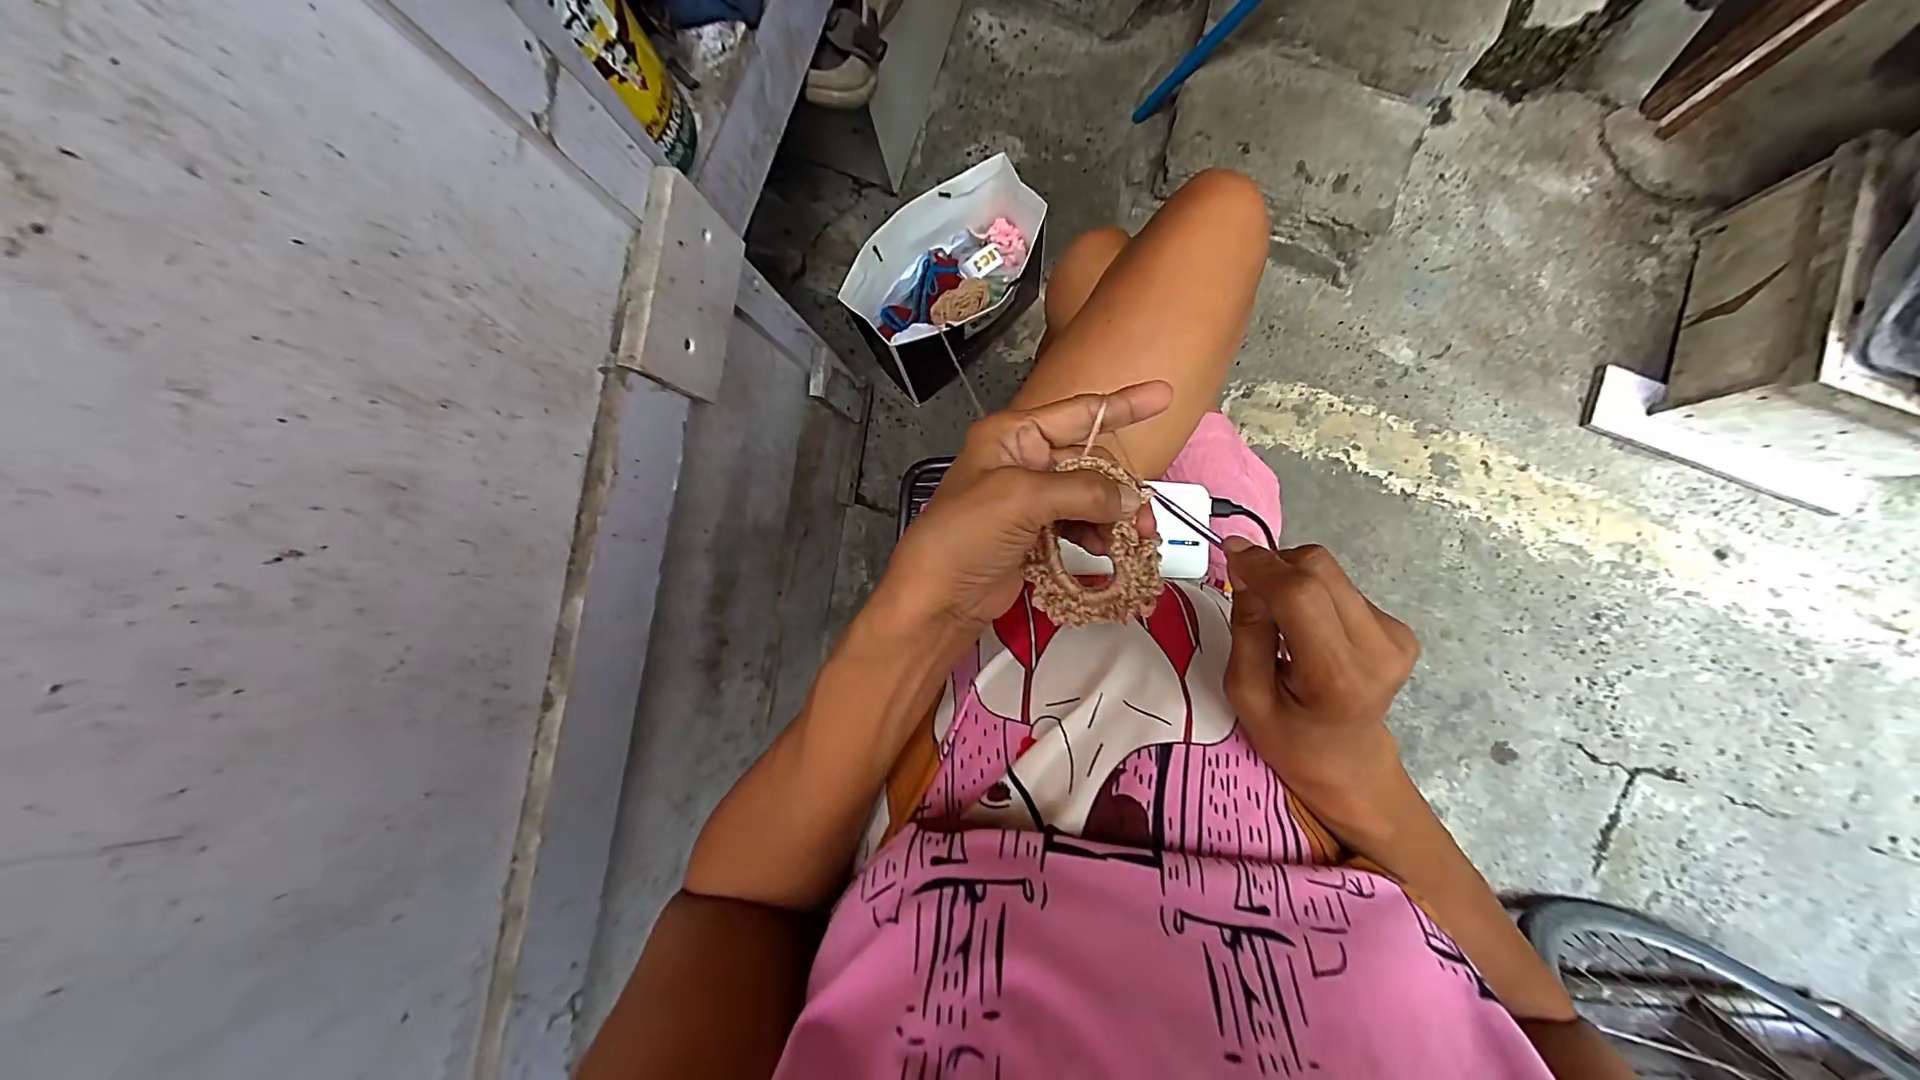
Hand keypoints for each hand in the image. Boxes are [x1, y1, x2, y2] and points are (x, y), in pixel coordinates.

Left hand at [873, 381, 1172, 635]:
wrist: (938, 596)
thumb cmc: (963, 535)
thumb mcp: (1021, 498)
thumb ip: (1081, 491)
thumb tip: (1128, 499)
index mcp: (1012, 435)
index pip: (1078, 412)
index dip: (1123, 405)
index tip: (1162, 395)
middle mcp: (1022, 461)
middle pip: (1090, 462)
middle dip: (1119, 487)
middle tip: (1142, 517)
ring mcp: (1029, 500)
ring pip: (1089, 498)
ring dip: (1111, 518)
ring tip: (1129, 540)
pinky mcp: (1034, 533)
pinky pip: (1078, 526)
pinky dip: (1095, 536)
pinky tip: (1104, 550)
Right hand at [1223, 540, 1420, 844]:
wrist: (1347, 760)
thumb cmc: (1289, 736)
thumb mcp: (1245, 693)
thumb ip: (1247, 630)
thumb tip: (1247, 573)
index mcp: (1338, 675)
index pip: (1301, 595)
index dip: (1263, 565)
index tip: (1231, 552)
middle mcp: (1379, 648)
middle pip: (1319, 570)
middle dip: (1274, 566)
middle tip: (1246, 585)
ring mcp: (1394, 635)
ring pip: (1329, 571)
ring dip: (1292, 578)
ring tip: (1276, 614)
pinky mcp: (1397, 627)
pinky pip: (1339, 585)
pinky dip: (1310, 591)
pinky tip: (1302, 624)